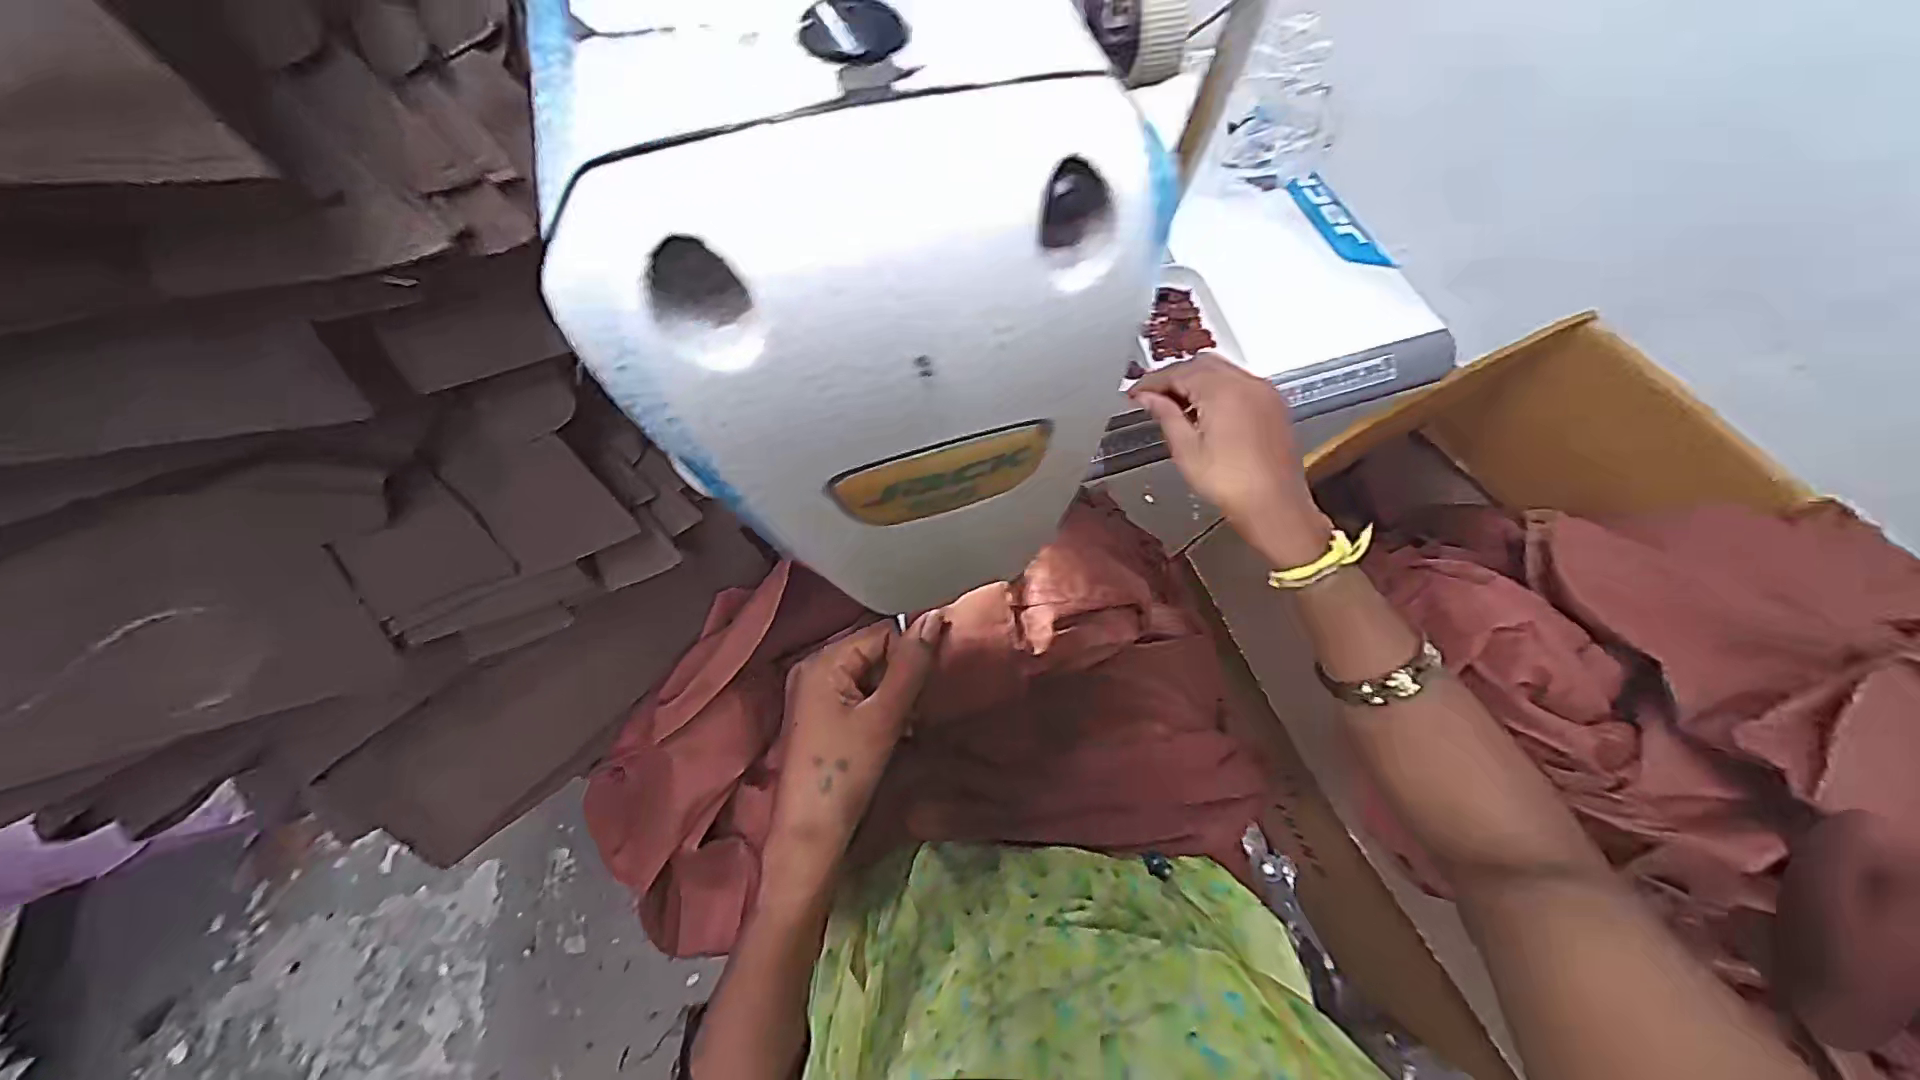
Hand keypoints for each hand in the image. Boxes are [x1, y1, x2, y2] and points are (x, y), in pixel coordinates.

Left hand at [764, 612, 945, 900]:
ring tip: (905, 723)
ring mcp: (812, 692)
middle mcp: (812, 667)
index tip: (927, 686)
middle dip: (901, 675)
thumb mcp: (885, 716)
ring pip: (869, 674)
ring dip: (893, 693)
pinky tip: (891, 731)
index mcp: (822, 660)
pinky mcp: (818, 715)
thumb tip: (934, 616)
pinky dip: (879, 707)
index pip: (881, 632)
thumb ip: (912, 665)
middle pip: (874, 651)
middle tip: (916, 708)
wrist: (810, 835)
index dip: (909, 654)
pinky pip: (857, 693)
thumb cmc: (845, 772)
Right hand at [1130, 353, 1332, 565]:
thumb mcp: (1186, 450)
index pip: (1178, 372)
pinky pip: (1240, 383)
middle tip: (1151, 396)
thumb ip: (1165, 415)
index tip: (1136, 393)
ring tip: (1174, 406)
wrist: (1273, 505)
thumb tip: (1148, 398)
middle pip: (1201, 364)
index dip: (1152, 382)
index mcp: (1223, 391)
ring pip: (1222, 371)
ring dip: (1195, 381)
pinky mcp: (1272, 405)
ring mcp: (1264, 392)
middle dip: (1173, 377)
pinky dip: (1217, 389)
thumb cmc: (1232, 484)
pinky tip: (1203, 411)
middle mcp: (1247, 384)